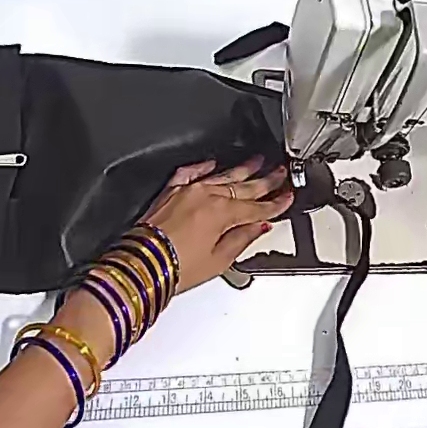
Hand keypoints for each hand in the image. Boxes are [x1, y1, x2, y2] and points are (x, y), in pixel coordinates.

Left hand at [140, 157, 291, 292]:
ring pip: (222, 175)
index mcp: (223, 213)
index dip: (276, 204)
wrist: (139, 267)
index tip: (287, 198)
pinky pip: (190, 172)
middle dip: (266, 180)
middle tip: (281, 172)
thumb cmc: (174, 267)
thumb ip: (242, 238)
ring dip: (243, 168)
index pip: (258, 207)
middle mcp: (207, 196)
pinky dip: (203, 167)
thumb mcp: (219, 260)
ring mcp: (188, 191)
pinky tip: (213, 162)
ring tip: (258, 160)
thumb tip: (258, 227)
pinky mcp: (170, 192)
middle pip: (245, 187)